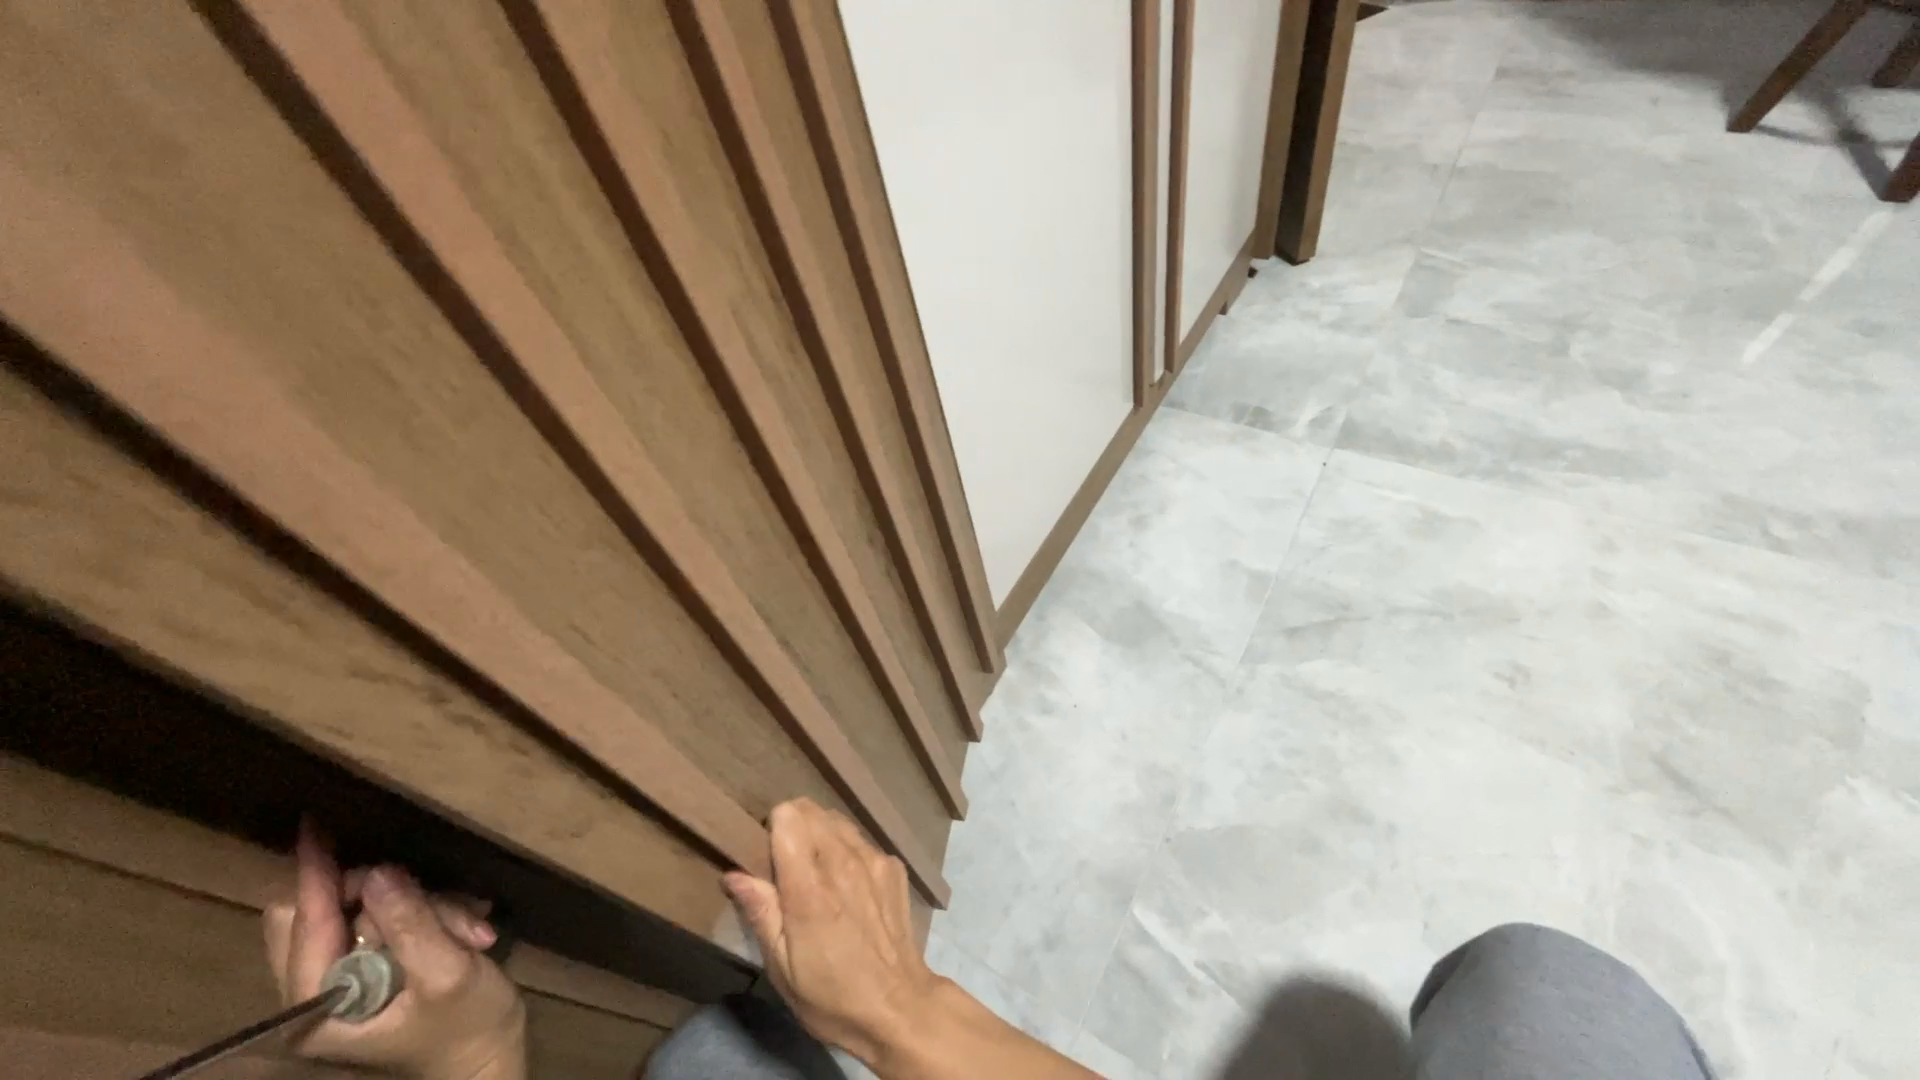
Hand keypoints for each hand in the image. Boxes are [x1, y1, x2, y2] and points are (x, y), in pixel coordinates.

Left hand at [262, 820, 526, 1079]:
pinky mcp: (365, 968)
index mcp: (317, 1008)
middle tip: (426, 893)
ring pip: (358, 911)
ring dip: (420, 907)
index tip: (315, 829)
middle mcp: (313, 994)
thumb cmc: (468, 1025)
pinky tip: (466, 931)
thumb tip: (379, 873)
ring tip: (470, 931)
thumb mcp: (448, 974)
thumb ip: (411, 924)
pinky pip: (381, 919)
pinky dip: (426, 914)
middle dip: (378, 892)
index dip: (315, 876)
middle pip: (316, 914)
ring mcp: (339, 980)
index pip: (306, 926)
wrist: (486, 1060)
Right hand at [722, 798, 943, 1063]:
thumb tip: (734, 874)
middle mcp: (845, 862)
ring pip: (838, 820)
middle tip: (786, 864)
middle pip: (812, 810)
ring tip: (816, 873)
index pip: (789, 816)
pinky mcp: (894, 867)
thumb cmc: (831, 994)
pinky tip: (848, 886)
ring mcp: (875, 860)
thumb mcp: (782, 967)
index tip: (765, 853)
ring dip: (820, 834)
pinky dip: (847, 850)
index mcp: (811, 888)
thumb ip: (761, 912)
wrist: (898, 1007)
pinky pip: (861, 840)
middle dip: (793, 826)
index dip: (772, 827)